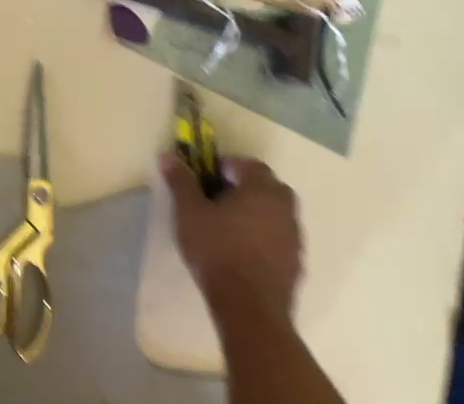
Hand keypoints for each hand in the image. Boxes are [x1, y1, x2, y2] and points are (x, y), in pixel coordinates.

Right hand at [160, 153, 303, 326]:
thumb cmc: (216, 249)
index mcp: (262, 191)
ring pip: (275, 213)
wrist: (248, 305)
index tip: (208, 176)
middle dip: (245, 187)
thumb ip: (181, 182)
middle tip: (217, 197)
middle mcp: (285, 210)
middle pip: (268, 188)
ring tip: (227, 225)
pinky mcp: (295, 263)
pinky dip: (263, 235)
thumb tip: (168, 156)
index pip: (250, 165)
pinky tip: (240, 249)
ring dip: (256, 212)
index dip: (228, 165)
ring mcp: (294, 238)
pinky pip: (278, 237)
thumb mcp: (189, 212)